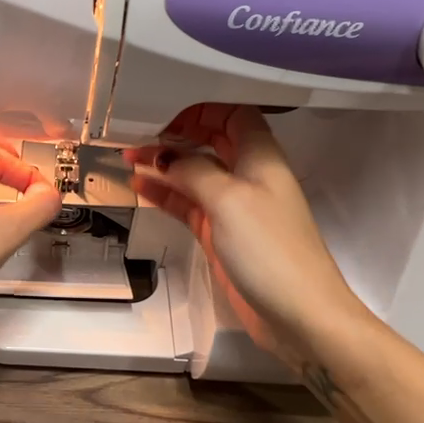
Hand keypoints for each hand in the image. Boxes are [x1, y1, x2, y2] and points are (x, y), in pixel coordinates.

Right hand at [126, 104, 362, 360]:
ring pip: (194, 175)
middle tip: (135, 137)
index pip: (232, 114)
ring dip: (164, 166)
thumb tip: (163, 156)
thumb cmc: (269, 248)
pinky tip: (139, 186)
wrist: (296, 312)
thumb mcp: (229, 199)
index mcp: (261, 156)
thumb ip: (193, 171)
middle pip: (210, 142)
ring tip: (127, 159)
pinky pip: (188, 205)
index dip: (200, 111)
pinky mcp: (220, 234)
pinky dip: (165, 194)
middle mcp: (248, 175)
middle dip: (175, 136)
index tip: (164, 115)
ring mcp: (233, 207)